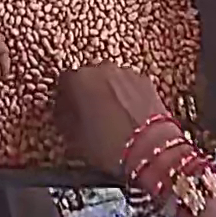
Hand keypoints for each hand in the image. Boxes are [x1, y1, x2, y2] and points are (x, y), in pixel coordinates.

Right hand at [55, 63, 176, 175]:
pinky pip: (129, 85)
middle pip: (88, 77)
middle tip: (89, 116)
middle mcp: (101, 68)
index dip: (64, 98)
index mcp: (79, 79)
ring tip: (112, 118)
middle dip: (87, 93)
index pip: (64, 81)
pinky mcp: (145, 80)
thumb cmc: (108, 145)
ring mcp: (125, 72)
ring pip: (110, 79)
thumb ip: (64, 119)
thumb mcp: (74, 140)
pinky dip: (128, 95)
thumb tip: (64, 113)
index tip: (66, 111)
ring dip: (109, 92)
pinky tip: (130, 115)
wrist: (151, 148)